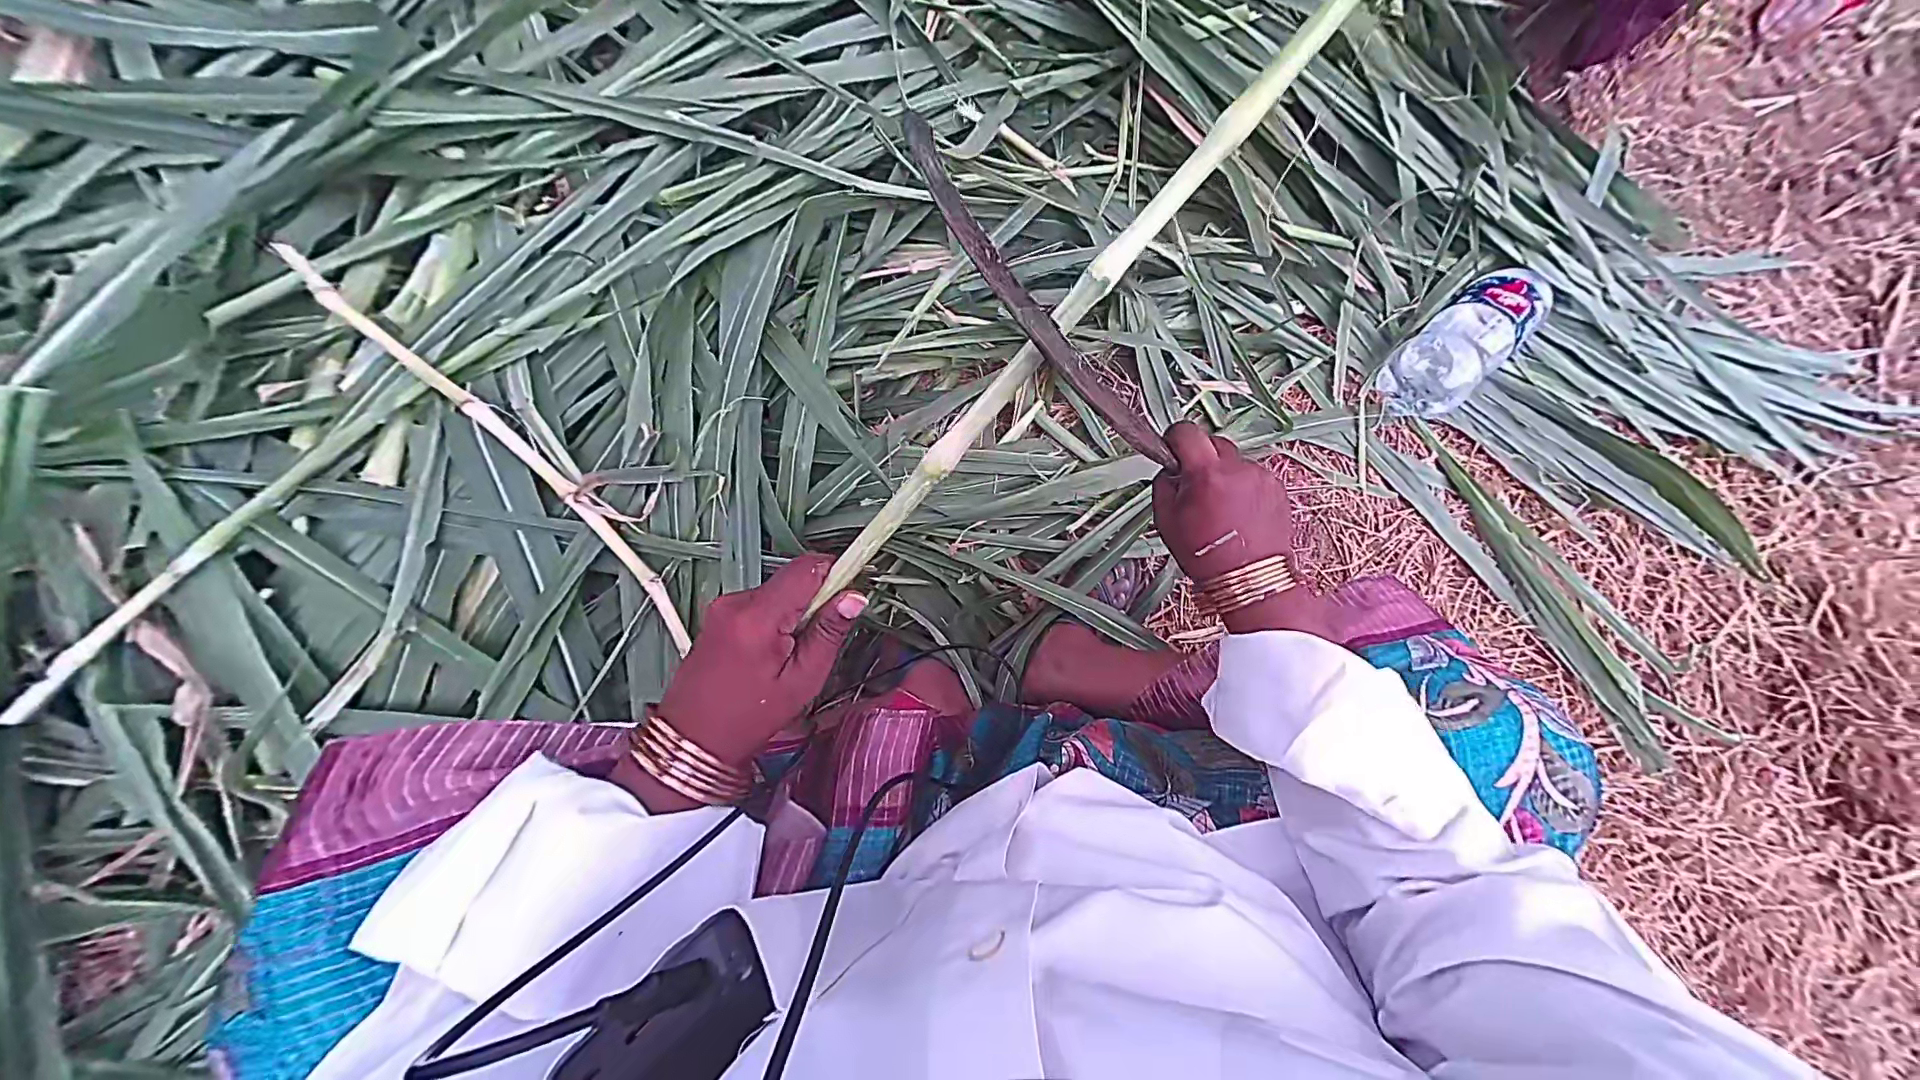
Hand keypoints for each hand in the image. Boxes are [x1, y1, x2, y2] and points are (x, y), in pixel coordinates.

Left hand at [656, 554, 866, 766]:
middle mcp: (736, 602)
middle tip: (817, 639)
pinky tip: (770, 651)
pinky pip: (760, 601)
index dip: (835, 573)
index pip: (807, 568)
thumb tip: (854, 597)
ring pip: (778, 589)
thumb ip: (829, 633)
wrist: (694, 739)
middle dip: (815, 600)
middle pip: (792, 578)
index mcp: (757, 617)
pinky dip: (775, 618)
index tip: (849, 594)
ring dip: (794, 611)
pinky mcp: (718, 612)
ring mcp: (723, 605)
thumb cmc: (748, 718)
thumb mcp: (802, 680)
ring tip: (790, 652)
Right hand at [1151, 422, 1328, 636]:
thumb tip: (1170, 469)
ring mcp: (1261, 476)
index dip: (1174, 438)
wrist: (1250, 579)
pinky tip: (1237, 514)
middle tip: (1193, 485)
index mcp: (1206, 473)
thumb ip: (1164, 485)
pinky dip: (1242, 488)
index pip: (1186, 432)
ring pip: (1233, 462)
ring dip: (1223, 475)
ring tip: (1218, 507)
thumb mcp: (1166, 520)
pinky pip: (1252, 477)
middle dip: (1200, 458)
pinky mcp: (1277, 487)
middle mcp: (1237, 468)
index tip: (1170, 448)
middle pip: (1213, 443)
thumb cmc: (1204, 555)